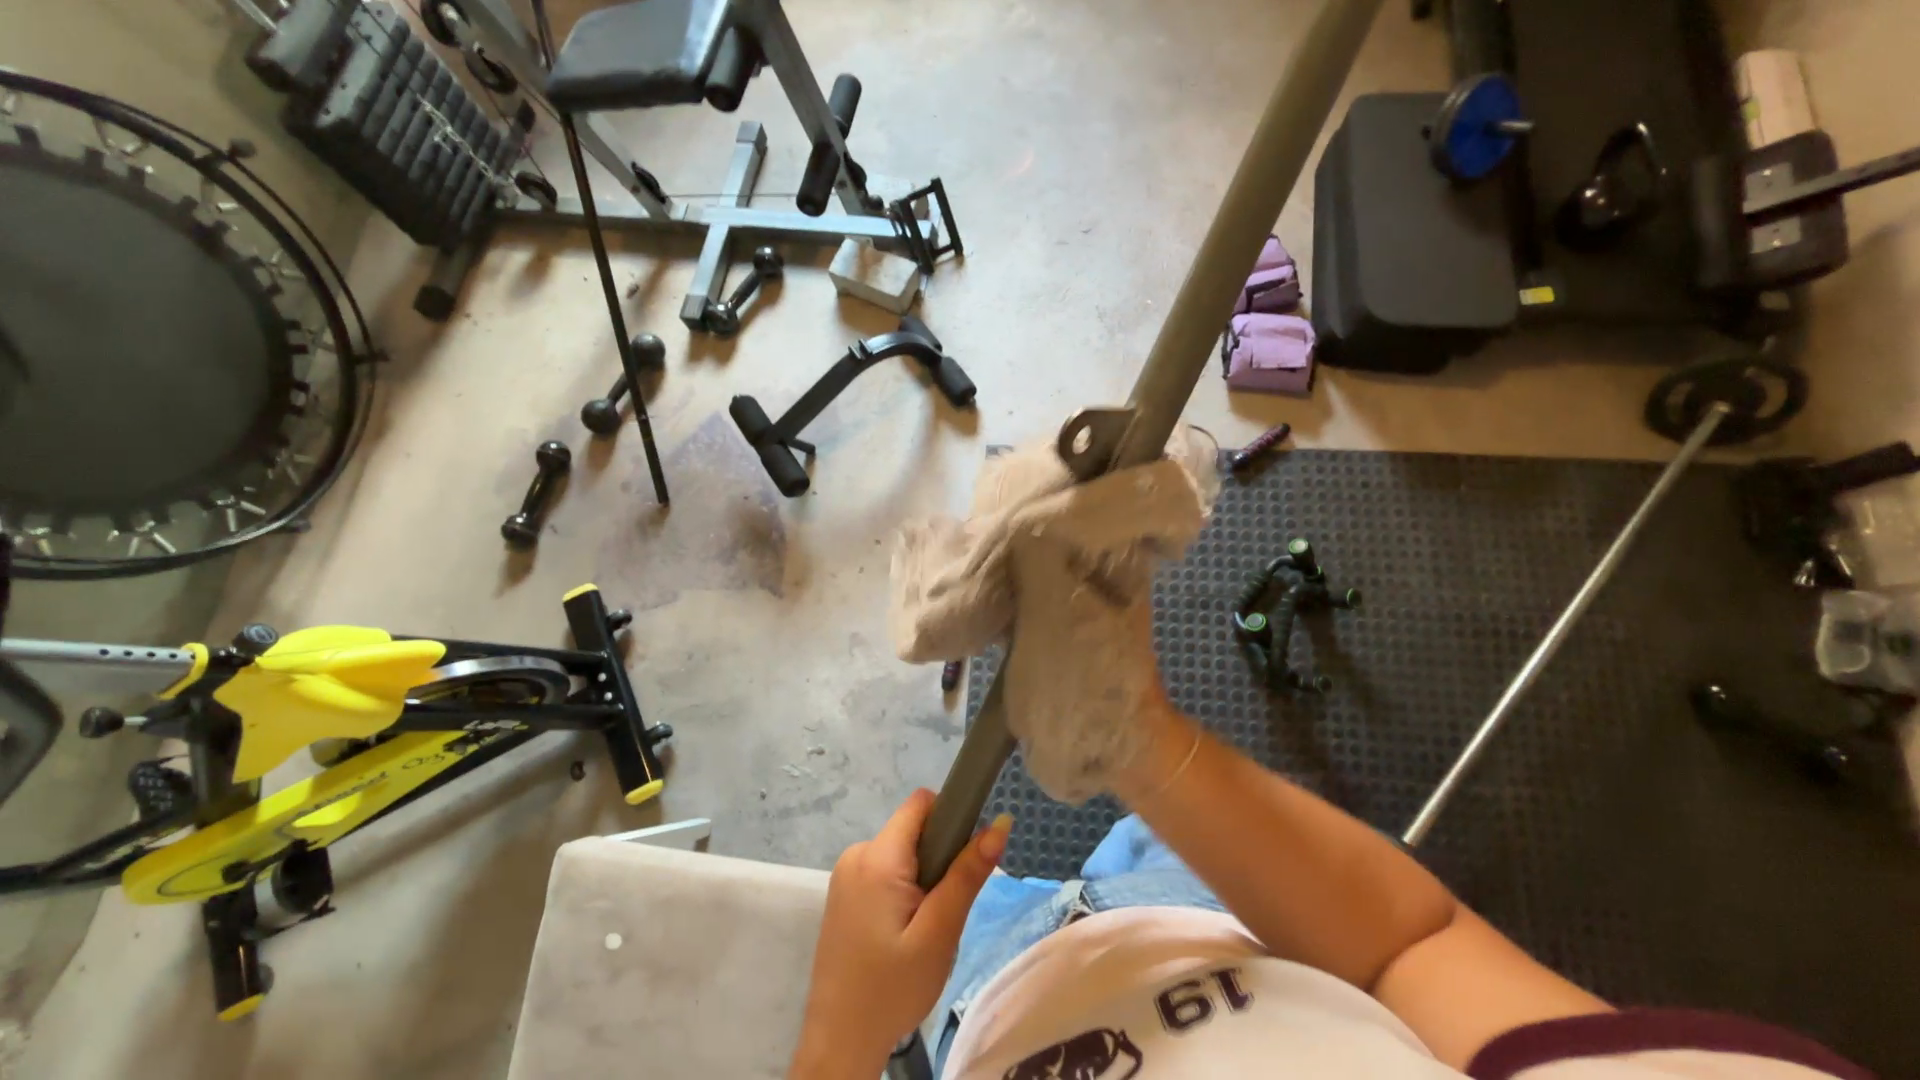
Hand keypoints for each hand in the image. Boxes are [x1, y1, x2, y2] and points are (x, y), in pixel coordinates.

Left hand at [789, 790, 1011, 1078]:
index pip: (921, 804)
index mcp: (877, 857)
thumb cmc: (893, 988)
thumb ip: (967, 875)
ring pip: (903, 856)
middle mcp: (856, 855)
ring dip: (924, 882)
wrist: (840, 1041)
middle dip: (939, 861)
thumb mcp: (939, 933)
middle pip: (914, 832)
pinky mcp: (844, 897)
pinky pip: (886, 875)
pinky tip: (905, 938)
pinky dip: (905, 895)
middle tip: (944, 915)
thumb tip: (999, 823)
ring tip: (925, 933)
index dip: (952, 818)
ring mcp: (846, 876)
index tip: (968, 859)